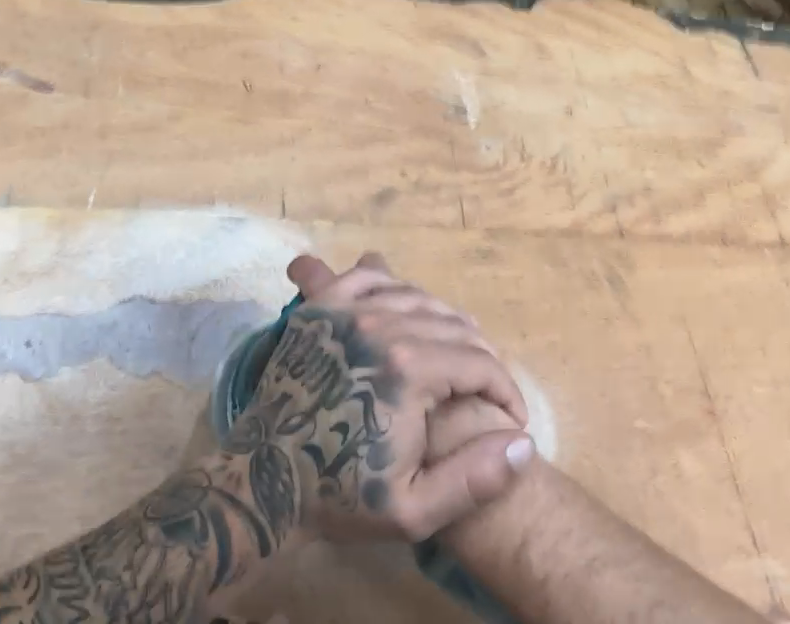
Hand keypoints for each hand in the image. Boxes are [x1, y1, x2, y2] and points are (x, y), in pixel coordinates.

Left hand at [224, 252, 538, 543]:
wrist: (265, 478)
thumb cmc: (340, 497)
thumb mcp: (415, 510)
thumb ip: (477, 478)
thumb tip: (525, 442)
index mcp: (407, 370)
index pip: (480, 363)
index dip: (505, 391)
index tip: (511, 419)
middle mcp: (380, 326)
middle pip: (453, 325)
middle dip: (482, 358)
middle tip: (486, 391)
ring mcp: (346, 312)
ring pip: (417, 298)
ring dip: (446, 324)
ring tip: (456, 357)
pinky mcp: (321, 310)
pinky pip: (370, 279)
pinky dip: (397, 287)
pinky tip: (408, 308)